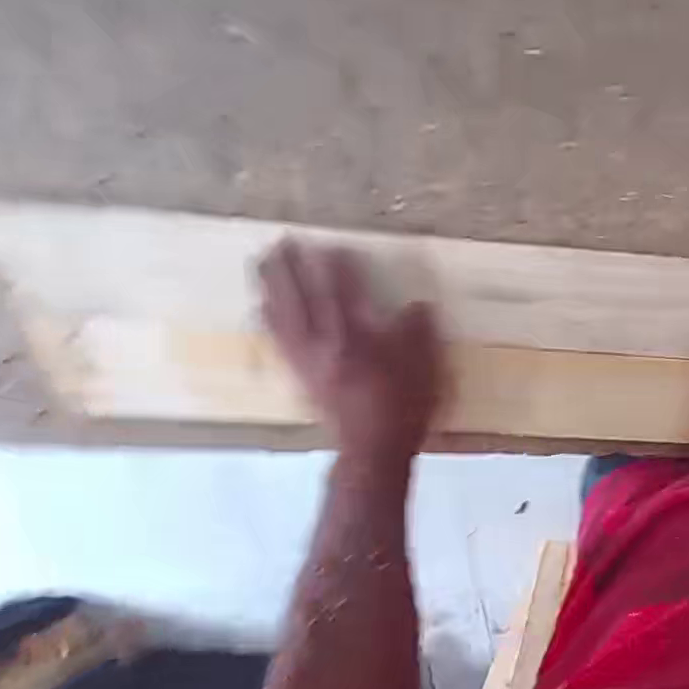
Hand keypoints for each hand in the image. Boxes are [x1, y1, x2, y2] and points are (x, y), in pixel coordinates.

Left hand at [258, 240, 442, 462]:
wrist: (372, 447)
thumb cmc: (405, 408)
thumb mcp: (426, 371)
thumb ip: (418, 336)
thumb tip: (418, 306)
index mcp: (356, 339)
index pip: (342, 292)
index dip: (337, 267)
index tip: (334, 245)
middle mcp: (322, 343)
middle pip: (298, 296)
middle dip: (289, 266)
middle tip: (283, 240)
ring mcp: (304, 357)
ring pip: (278, 312)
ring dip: (269, 284)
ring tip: (262, 262)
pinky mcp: (297, 372)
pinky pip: (274, 335)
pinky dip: (267, 314)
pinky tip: (264, 306)